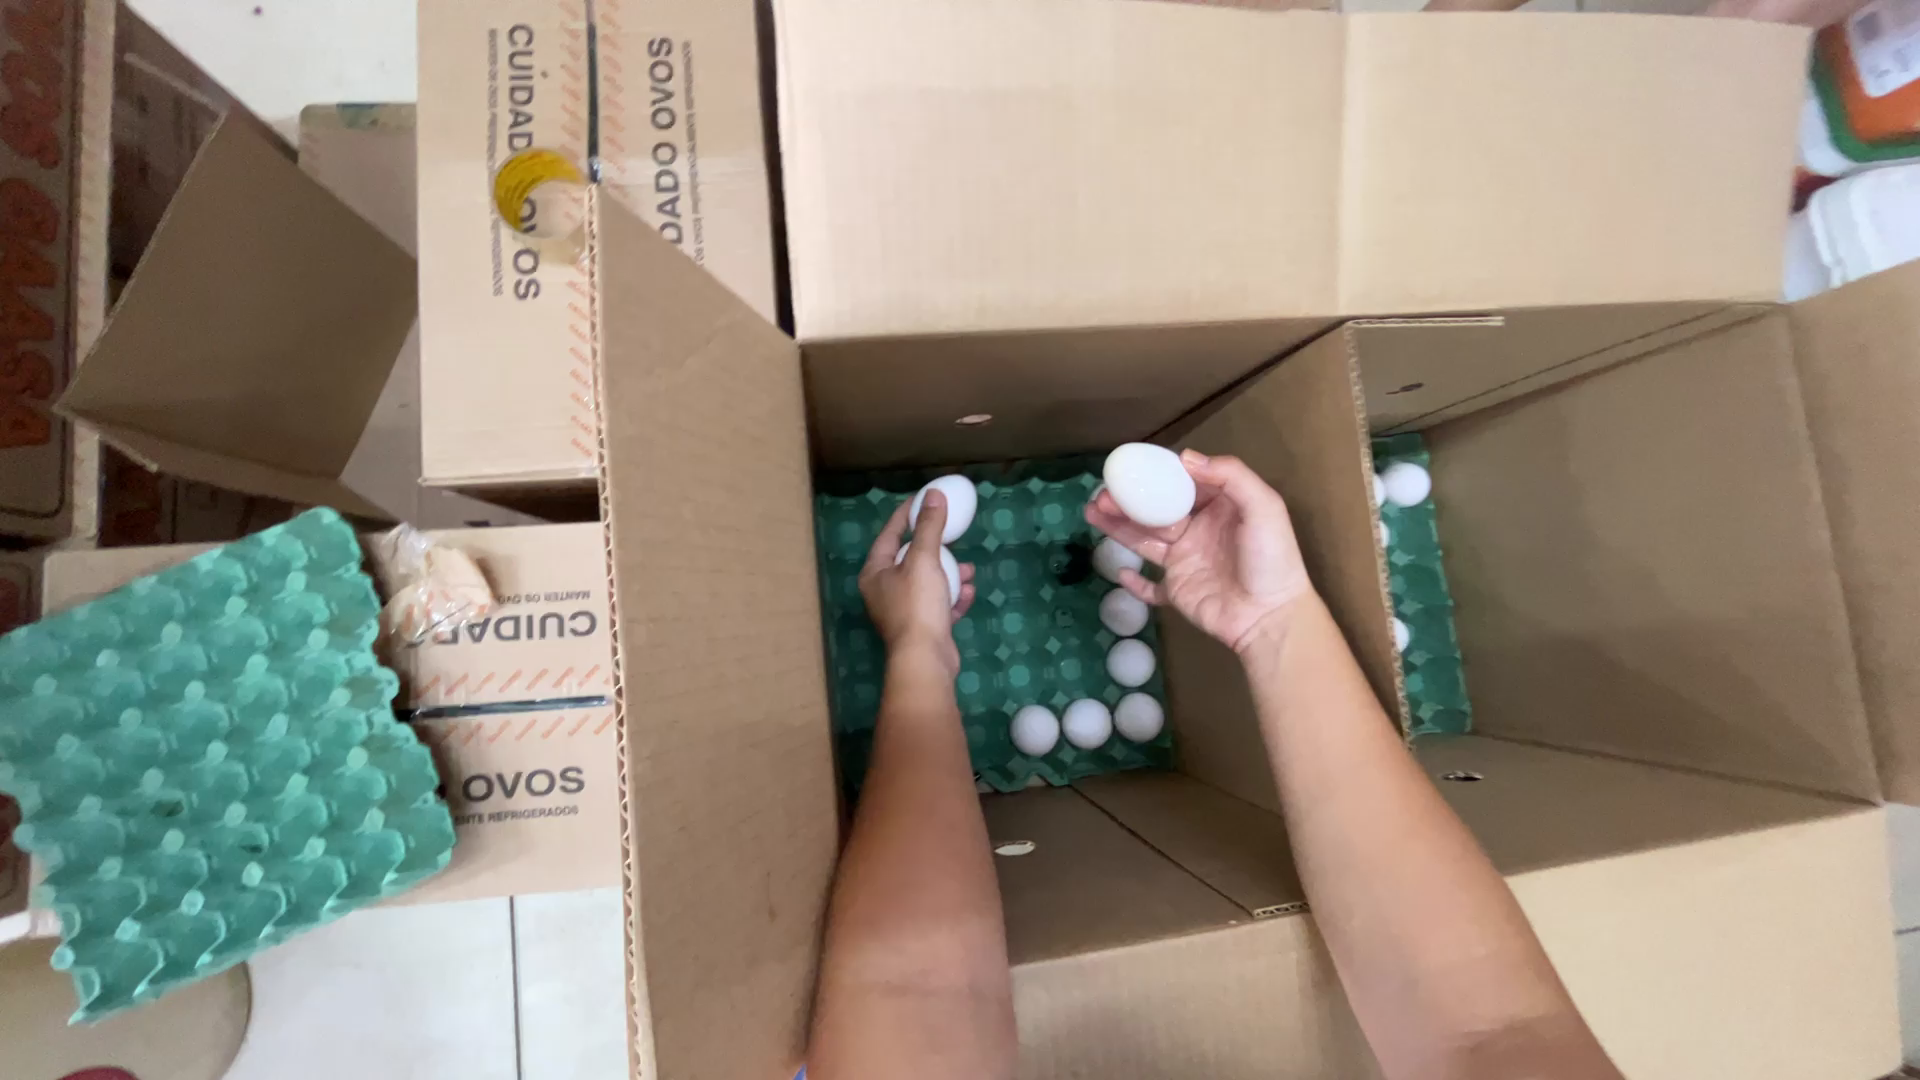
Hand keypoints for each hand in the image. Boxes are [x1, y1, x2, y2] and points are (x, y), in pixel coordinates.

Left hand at [860, 490, 976, 675]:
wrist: (925, 658)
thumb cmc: (917, 604)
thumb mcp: (924, 559)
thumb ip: (929, 527)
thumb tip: (933, 495)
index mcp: (875, 573)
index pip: (889, 534)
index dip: (906, 515)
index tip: (923, 500)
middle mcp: (884, 592)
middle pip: (910, 560)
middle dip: (936, 548)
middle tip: (952, 535)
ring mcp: (903, 612)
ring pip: (928, 584)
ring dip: (949, 575)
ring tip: (968, 570)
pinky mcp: (922, 629)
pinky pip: (939, 606)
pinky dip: (953, 598)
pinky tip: (969, 593)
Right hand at [1086, 450, 1312, 655]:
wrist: (1269, 617)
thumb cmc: (1271, 559)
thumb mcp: (1264, 507)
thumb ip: (1230, 476)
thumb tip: (1184, 457)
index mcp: (1219, 509)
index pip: (1183, 485)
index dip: (1157, 475)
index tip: (1130, 467)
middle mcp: (1198, 532)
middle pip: (1155, 511)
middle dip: (1127, 501)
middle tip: (1101, 493)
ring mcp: (1184, 562)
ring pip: (1144, 540)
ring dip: (1118, 527)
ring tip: (1091, 512)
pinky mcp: (1175, 591)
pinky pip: (1149, 588)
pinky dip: (1133, 583)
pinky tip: (1118, 571)